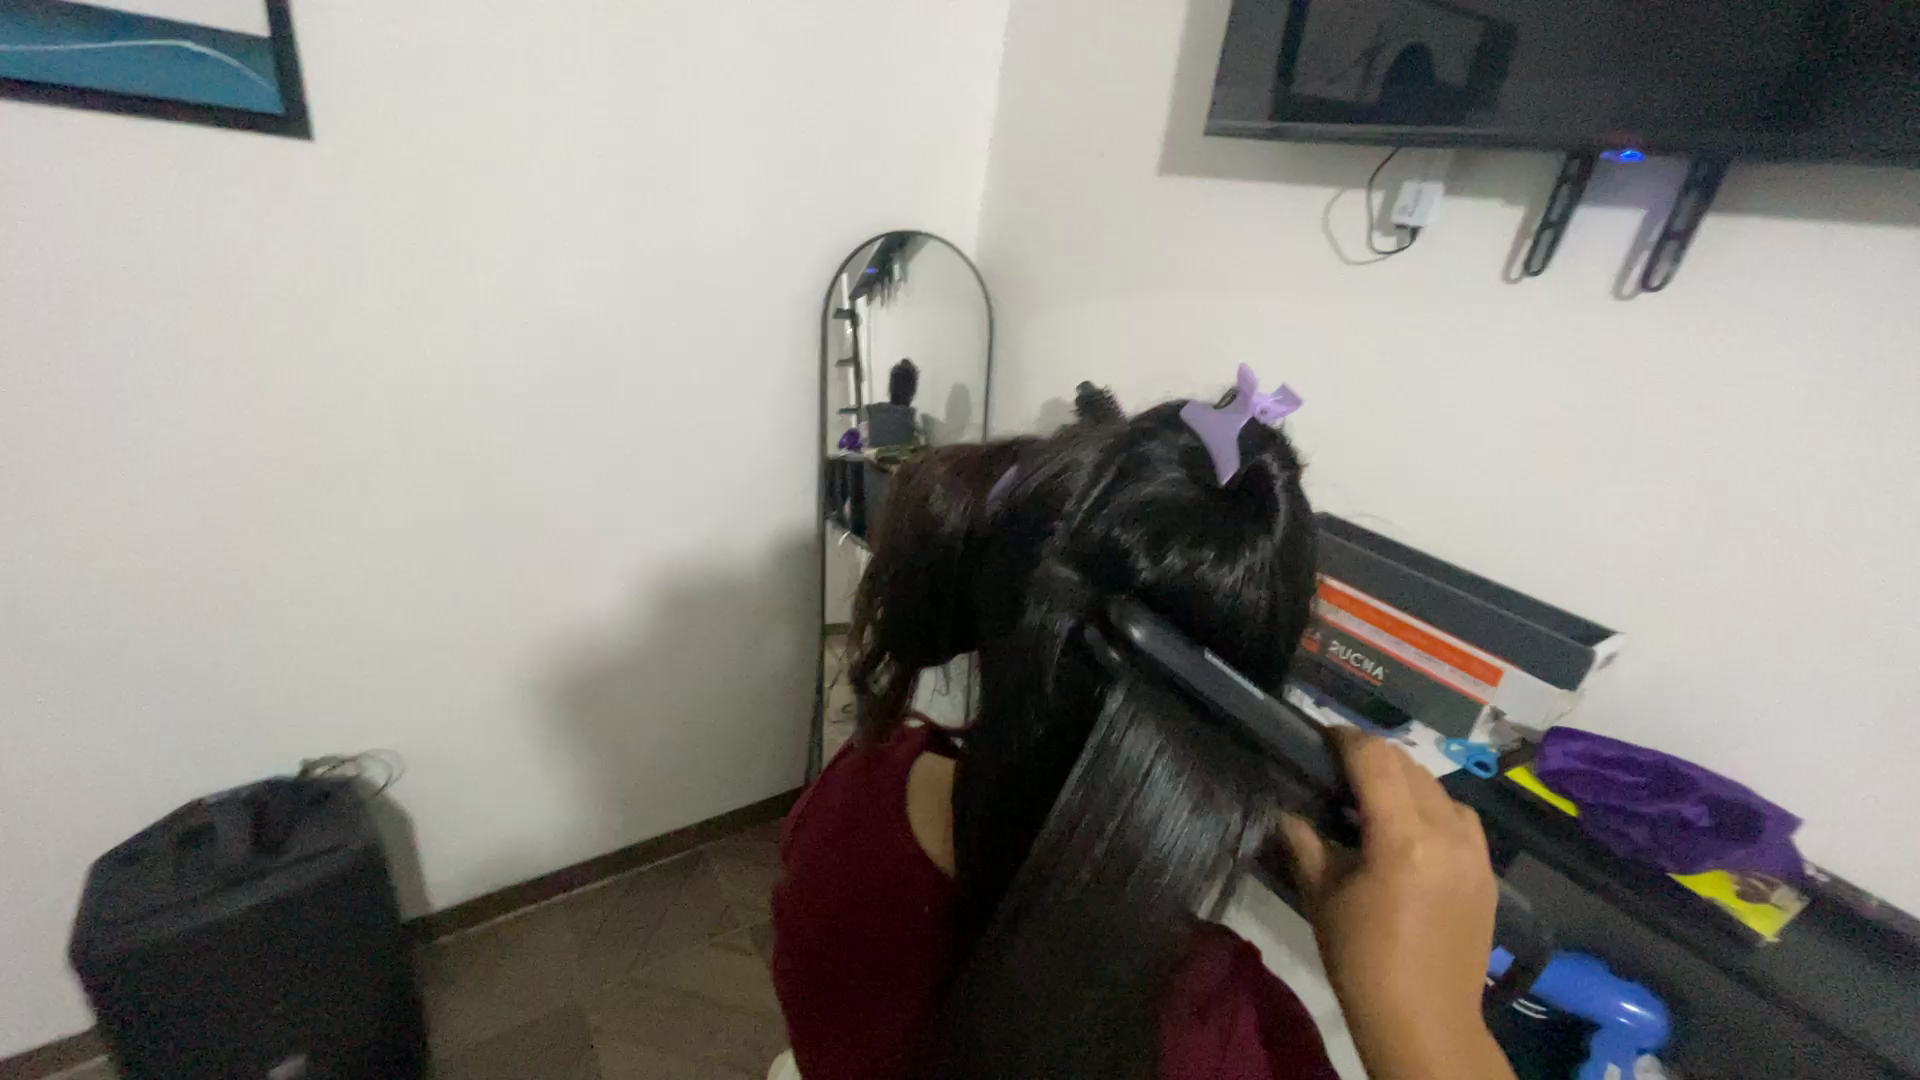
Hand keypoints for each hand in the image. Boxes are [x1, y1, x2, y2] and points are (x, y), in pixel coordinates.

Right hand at [1279, 730, 1514, 1079]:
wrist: (1426, 1022)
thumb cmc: (1362, 958)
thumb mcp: (1320, 893)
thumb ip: (1303, 839)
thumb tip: (1287, 808)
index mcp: (1403, 838)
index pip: (1375, 759)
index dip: (1344, 739)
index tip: (1318, 737)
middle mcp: (1447, 835)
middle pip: (1407, 765)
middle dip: (1370, 755)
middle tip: (1334, 766)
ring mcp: (1474, 854)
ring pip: (1436, 787)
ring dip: (1401, 777)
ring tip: (1369, 794)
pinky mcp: (1487, 873)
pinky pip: (1459, 816)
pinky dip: (1430, 804)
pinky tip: (1407, 825)